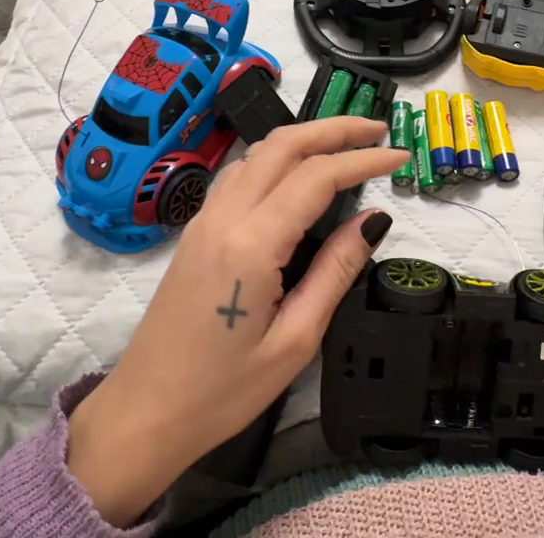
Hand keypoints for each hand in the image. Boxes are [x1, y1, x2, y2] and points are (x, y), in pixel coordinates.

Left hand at [66, 117, 406, 523]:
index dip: (362, 159)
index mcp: (251, 244)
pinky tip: (298, 175)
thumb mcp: (295, 340)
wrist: (143, 416)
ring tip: (346, 147)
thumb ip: (335, 271)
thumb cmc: (223, 392)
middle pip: (283, 144)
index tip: (400, 157)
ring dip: (304, 139)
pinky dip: (277, 158)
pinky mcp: (195, 231)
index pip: (316, 176)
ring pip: (258, 153)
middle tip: (378, 131)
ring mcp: (203, 220)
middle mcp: (224, 217)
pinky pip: (240, 174)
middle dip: (334, 128)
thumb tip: (373, 219)